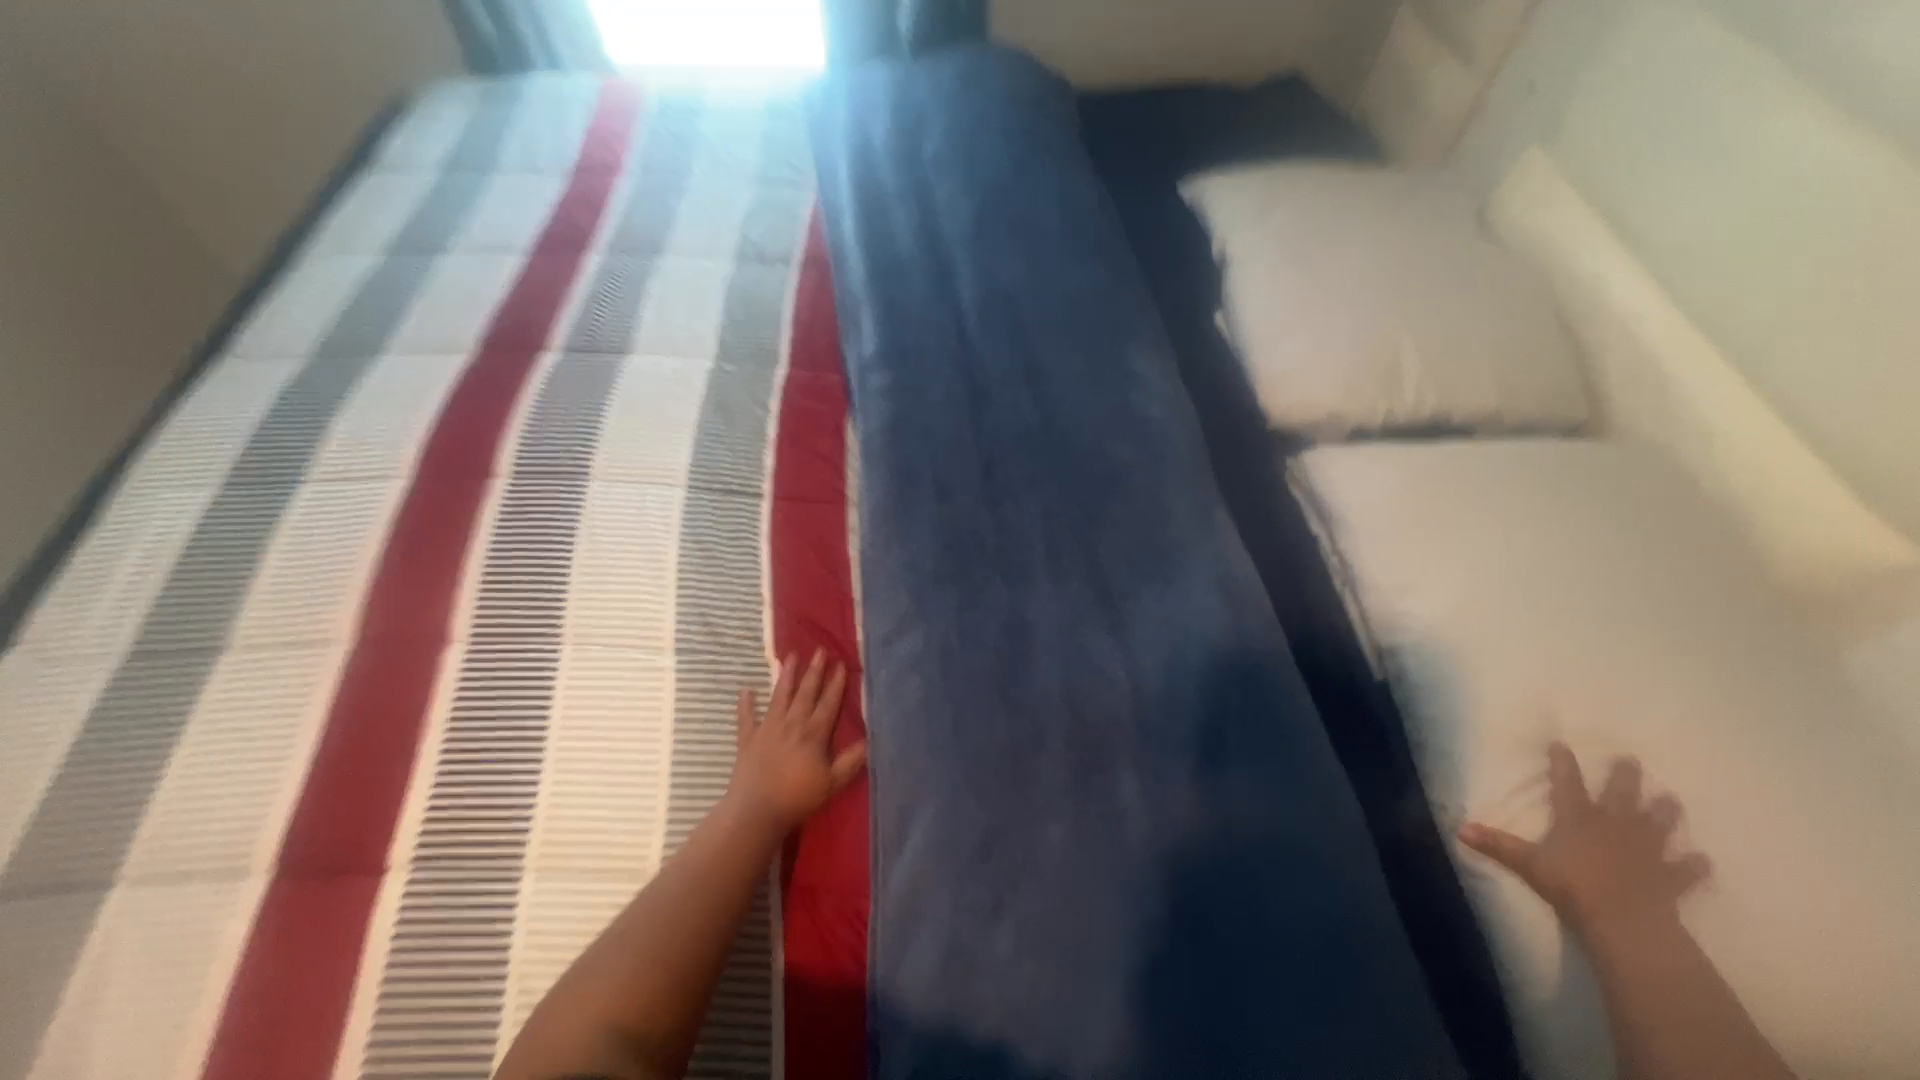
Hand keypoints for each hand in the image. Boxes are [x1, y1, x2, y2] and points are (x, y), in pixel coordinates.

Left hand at [728, 649, 867, 834]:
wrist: (756, 811)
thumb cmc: (798, 798)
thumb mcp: (832, 783)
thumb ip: (851, 760)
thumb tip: (871, 740)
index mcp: (813, 734)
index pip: (828, 703)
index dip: (836, 684)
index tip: (841, 664)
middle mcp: (791, 724)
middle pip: (805, 693)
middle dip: (814, 671)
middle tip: (820, 650)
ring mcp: (767, 729)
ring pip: (778, 697)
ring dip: (785, 677)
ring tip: (790, 657)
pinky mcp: (748, 740)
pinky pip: (746, 718)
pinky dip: (745, 704)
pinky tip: (745, 690)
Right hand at [1460, 743, 1710, 934]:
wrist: (1622, 919)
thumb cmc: (1571, 886)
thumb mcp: (1527, 864)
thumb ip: (1497, 845)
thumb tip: (1459, 829)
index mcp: (1579, 819)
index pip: (1568, 784)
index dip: (1563, 763)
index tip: (1562, 744)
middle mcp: (1615, 826)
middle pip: (1622, 796)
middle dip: (1626, 777)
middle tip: (1631, 759)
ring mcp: (1646, 851)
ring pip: (1658, 825)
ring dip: (1665, 813)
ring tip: (1672, 799)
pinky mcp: (1669, 878)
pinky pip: (1685, 871)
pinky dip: (1694, 866)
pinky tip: (1704, 861)